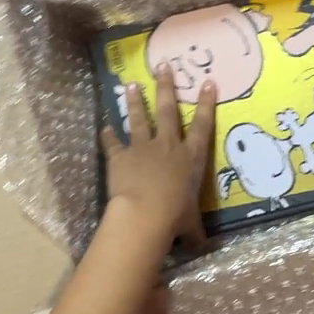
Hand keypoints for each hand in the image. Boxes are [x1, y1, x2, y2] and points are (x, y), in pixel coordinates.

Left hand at [101, 64, 216, 245]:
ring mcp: (143, 148)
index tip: (209, 82)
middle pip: (168, 111)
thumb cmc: (175, 215)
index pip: (203, 126)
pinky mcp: (121, 156)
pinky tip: (104, 127)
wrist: (146, 212)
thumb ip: (196, 231)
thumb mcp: (191, 224)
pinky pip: (113, 143)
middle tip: (164, 66)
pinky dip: (108, 136)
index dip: (206, 104)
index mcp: (191, 158)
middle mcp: (169, 146)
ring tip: (130, 84)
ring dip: (134, 101)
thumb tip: (204, 247)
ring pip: (139, 119)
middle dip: (167, 88)